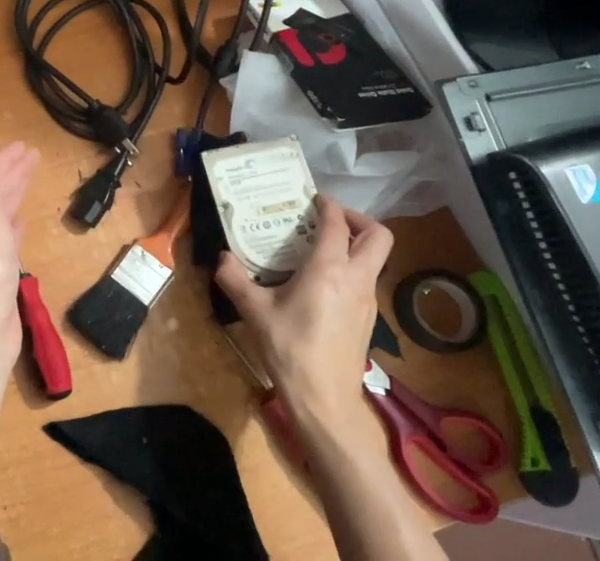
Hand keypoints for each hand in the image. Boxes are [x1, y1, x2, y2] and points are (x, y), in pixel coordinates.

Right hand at [214, 193, 392, 429]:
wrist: (324, 400)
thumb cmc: (290, 350)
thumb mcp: (254, 312)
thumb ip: (235, 279)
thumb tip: (221, 257)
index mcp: (329, 270)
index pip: (338, 224)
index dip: (327, 205)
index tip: (311, 198)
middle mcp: (356, 279)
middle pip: (378, 236)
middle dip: (357, 219)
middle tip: (326, 220)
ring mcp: (368, 301)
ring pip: (375, 259)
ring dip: (355, 245)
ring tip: (319, 249)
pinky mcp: (369, 319)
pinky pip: (366, 280)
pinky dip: (351, 269)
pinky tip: (321, 283)